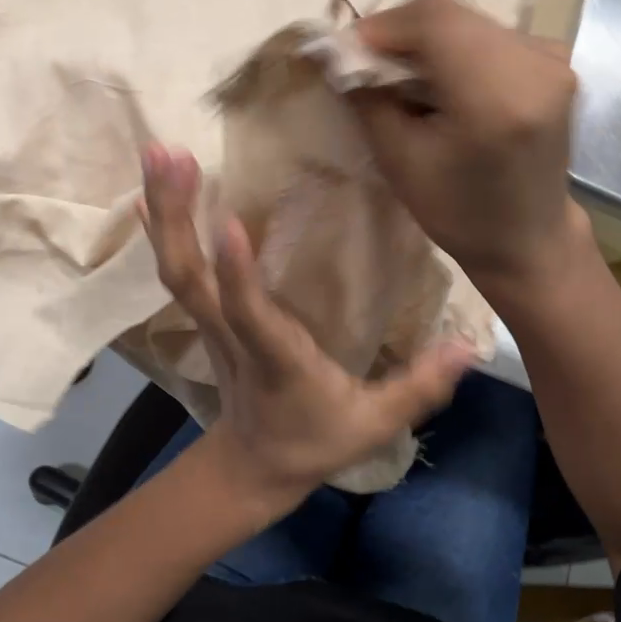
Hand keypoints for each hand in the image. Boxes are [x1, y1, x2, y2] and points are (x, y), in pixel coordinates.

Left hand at [137, 143, 472, 505]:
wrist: (252, 467)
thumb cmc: (314, 442)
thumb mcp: (374, 424)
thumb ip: (420, 386)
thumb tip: (470, 346)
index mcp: (276, 359)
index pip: (251, 315)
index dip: (237, 273)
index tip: (227, 220)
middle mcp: (233, 335)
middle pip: (192, 277)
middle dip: (177, 217)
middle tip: (166, 155)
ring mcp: (211, 325)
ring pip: (176, 268)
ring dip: (164, 210)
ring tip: (157, 153)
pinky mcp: (205, 317)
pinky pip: (177, 270)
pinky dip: (161, 229)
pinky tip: (150, 190)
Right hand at [348, 0, 588, 298]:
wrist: (528, 239)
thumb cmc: (460, 214)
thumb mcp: (400, 162)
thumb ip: (369, 99)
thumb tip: (340, 54)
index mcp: (498, 97)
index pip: (436, 20)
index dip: (386, 26)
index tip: (352, 54)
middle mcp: (535, 66)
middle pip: (453, 13)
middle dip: (403, 32)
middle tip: (372, 65)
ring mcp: (553, 60)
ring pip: (471, 20)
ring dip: (430, 40)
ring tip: (406, 79)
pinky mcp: (557, 61)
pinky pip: (492, 33)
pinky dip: (458, 47)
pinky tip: (444, 83)